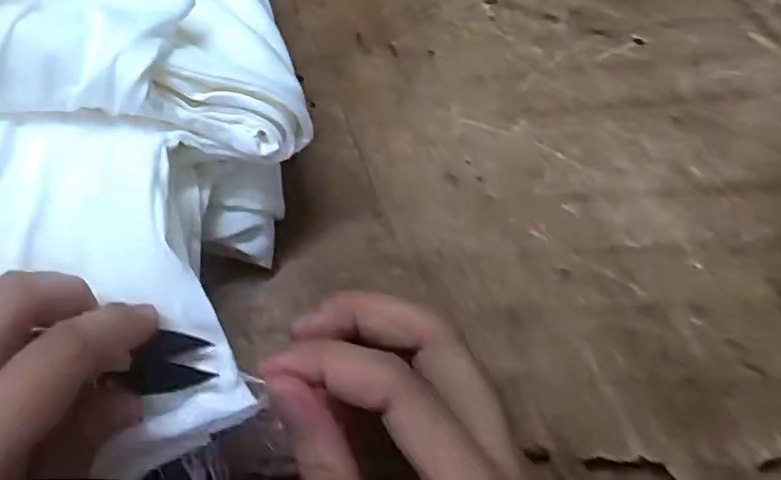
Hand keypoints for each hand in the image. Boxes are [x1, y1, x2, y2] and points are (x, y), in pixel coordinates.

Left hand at [0, 263, 158, 479]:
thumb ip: (78, 446)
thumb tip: (127, 390)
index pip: (53, 356)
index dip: (110, 329)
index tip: (149, 317)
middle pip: (10, 296)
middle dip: (69, 295)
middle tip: (105, 324)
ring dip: (22, 294)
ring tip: (51, 332)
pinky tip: (0, 341)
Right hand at [259, 293, 521, 479]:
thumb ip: (326, 466)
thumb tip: (283, 379)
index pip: (401, 384)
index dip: (327, 361)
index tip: (271, 370)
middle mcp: (510, 465)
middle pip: (441, 341)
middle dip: (360, 315)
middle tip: (301, 331)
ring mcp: (510, 464)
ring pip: (447, 354)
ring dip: (373, 331)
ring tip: (317, 345)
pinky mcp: (491, 469)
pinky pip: (443, 388)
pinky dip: (387, 364)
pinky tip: (344, 386)